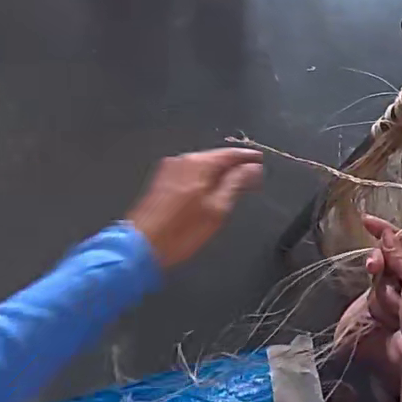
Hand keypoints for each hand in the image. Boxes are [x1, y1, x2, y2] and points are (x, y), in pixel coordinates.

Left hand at [125, 148, 262, 266]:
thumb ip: (236, 183)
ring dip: (219, 173)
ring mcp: (168, 170)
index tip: (260, 160)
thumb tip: (251, 169)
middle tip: (252, 174)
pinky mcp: (161, 182)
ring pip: (202, 166)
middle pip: (215, 158)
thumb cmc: (179, 232)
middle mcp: (182, 161)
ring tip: (235, 184)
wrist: (141, 247)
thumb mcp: (217, 208)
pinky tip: (211, 191)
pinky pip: (189, 174)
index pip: (230, 153)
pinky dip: (204, 179)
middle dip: (234, 165)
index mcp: (198, 164)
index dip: (248, 157)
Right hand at [335, 157, 401, 380]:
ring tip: (396, 309)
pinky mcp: (391, 316)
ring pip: (381, 281)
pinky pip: (378, 300)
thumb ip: (400, 257)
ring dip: (385, 293)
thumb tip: (387, 234)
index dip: (388, 233)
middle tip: (374, 267)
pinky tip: (391, 319)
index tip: (366, 221)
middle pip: (390, 261)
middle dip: (382, 265)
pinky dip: (382, 307)